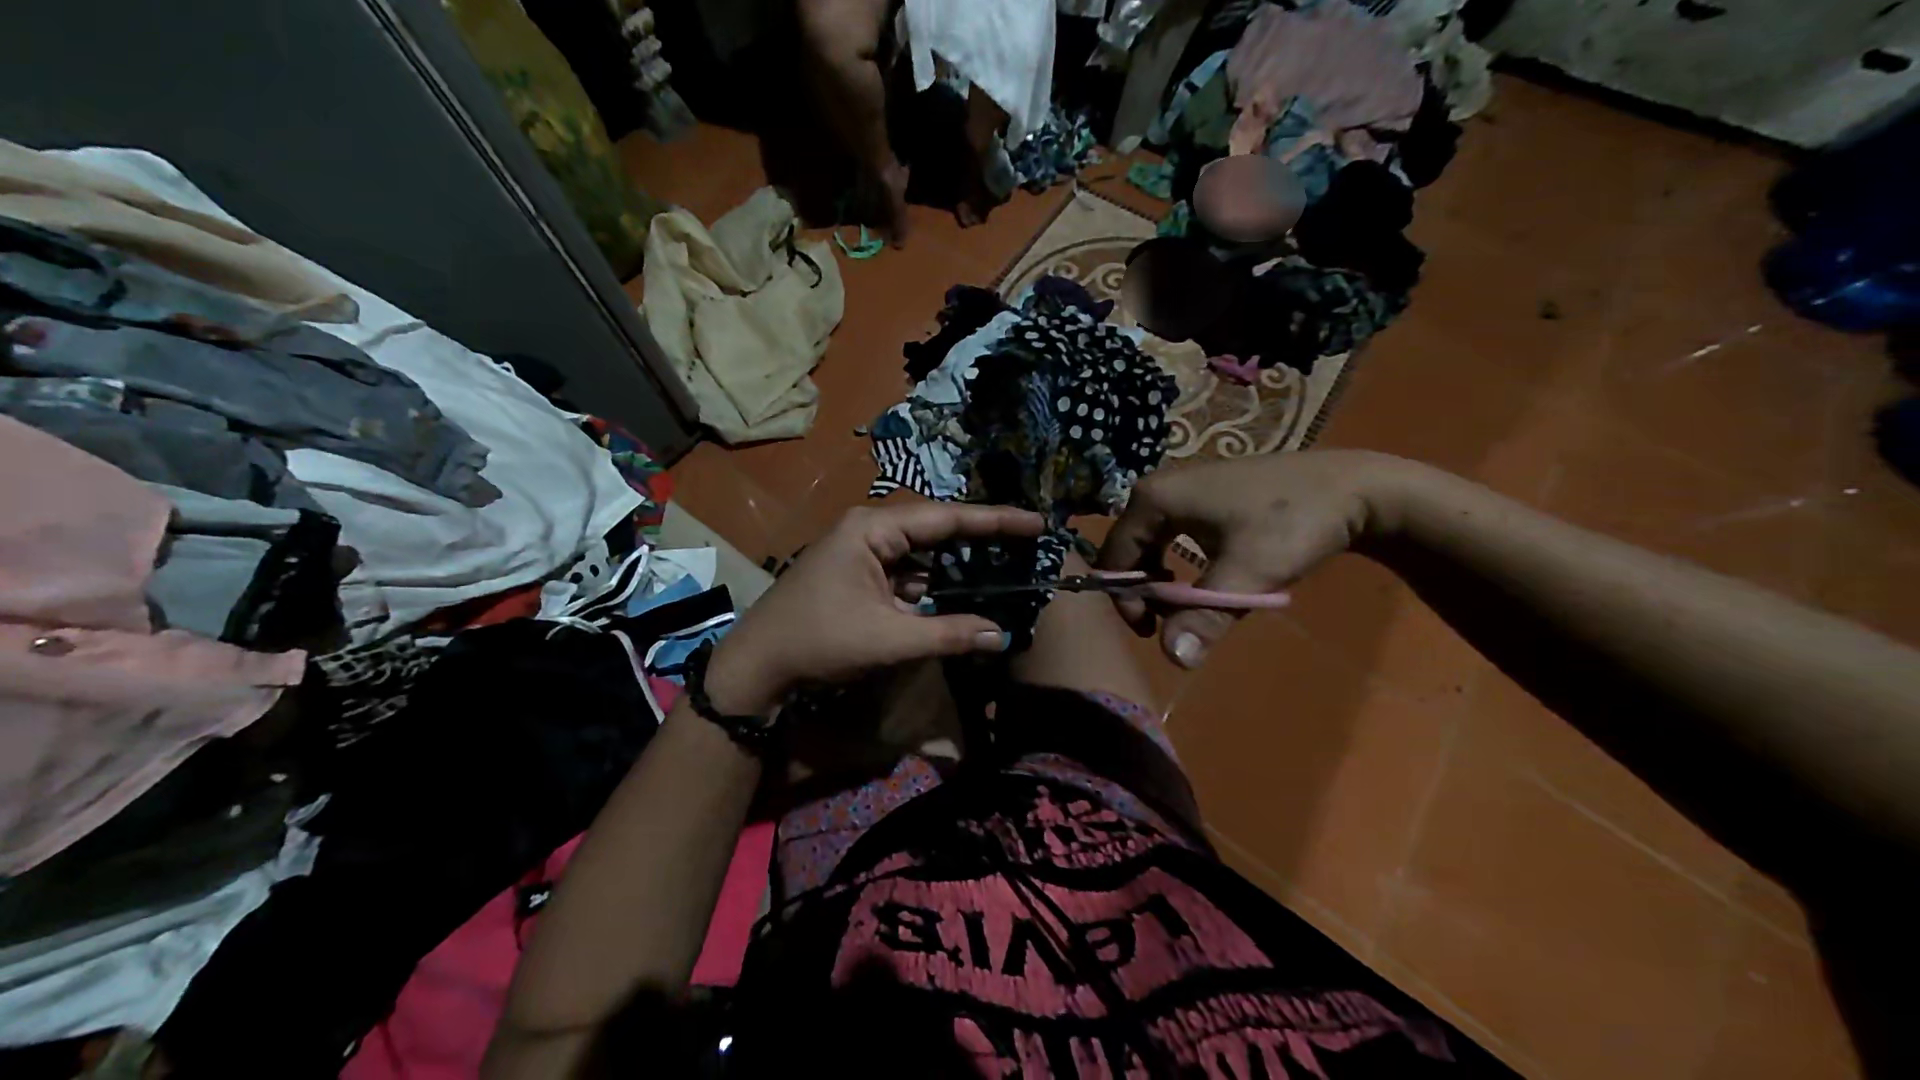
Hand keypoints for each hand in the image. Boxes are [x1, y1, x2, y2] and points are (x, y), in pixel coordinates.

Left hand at [703, 501, 1044, 713]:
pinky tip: (962, 593)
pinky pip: (907, 571)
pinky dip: (933, 583)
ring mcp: (862, 551)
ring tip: (1004, 566)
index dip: (994, 520)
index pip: (945, 518)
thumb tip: (1000, 635)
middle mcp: (869, 530)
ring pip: (922, 552)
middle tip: (1027, 542)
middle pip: (936, 529)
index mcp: (873, 529)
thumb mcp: (888, 639)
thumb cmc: (819, 641)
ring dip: (957, 565)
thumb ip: (947, 634)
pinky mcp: (860, 573)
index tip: (1036, 521)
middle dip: (980, 538)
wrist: (758, 663)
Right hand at [1097, 450, 1417, 668]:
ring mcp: (1183, 487)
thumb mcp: (1248, 572)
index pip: (1115, 557)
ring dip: (1163, 581)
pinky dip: (1179, 562)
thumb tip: (1173, 660)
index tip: (1152, 632)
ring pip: (1151, 543)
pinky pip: (1172, 534)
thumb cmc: (1293, 522)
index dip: (1126, 600)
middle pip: (1130, 550)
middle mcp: (1158, 488)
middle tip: (1171, 622)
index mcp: (1154, 498)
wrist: (1356, 486)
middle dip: (1144, 591)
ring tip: (1188, 605)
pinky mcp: (1205, 494)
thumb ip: (1206, 613)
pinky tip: (1205, 578)